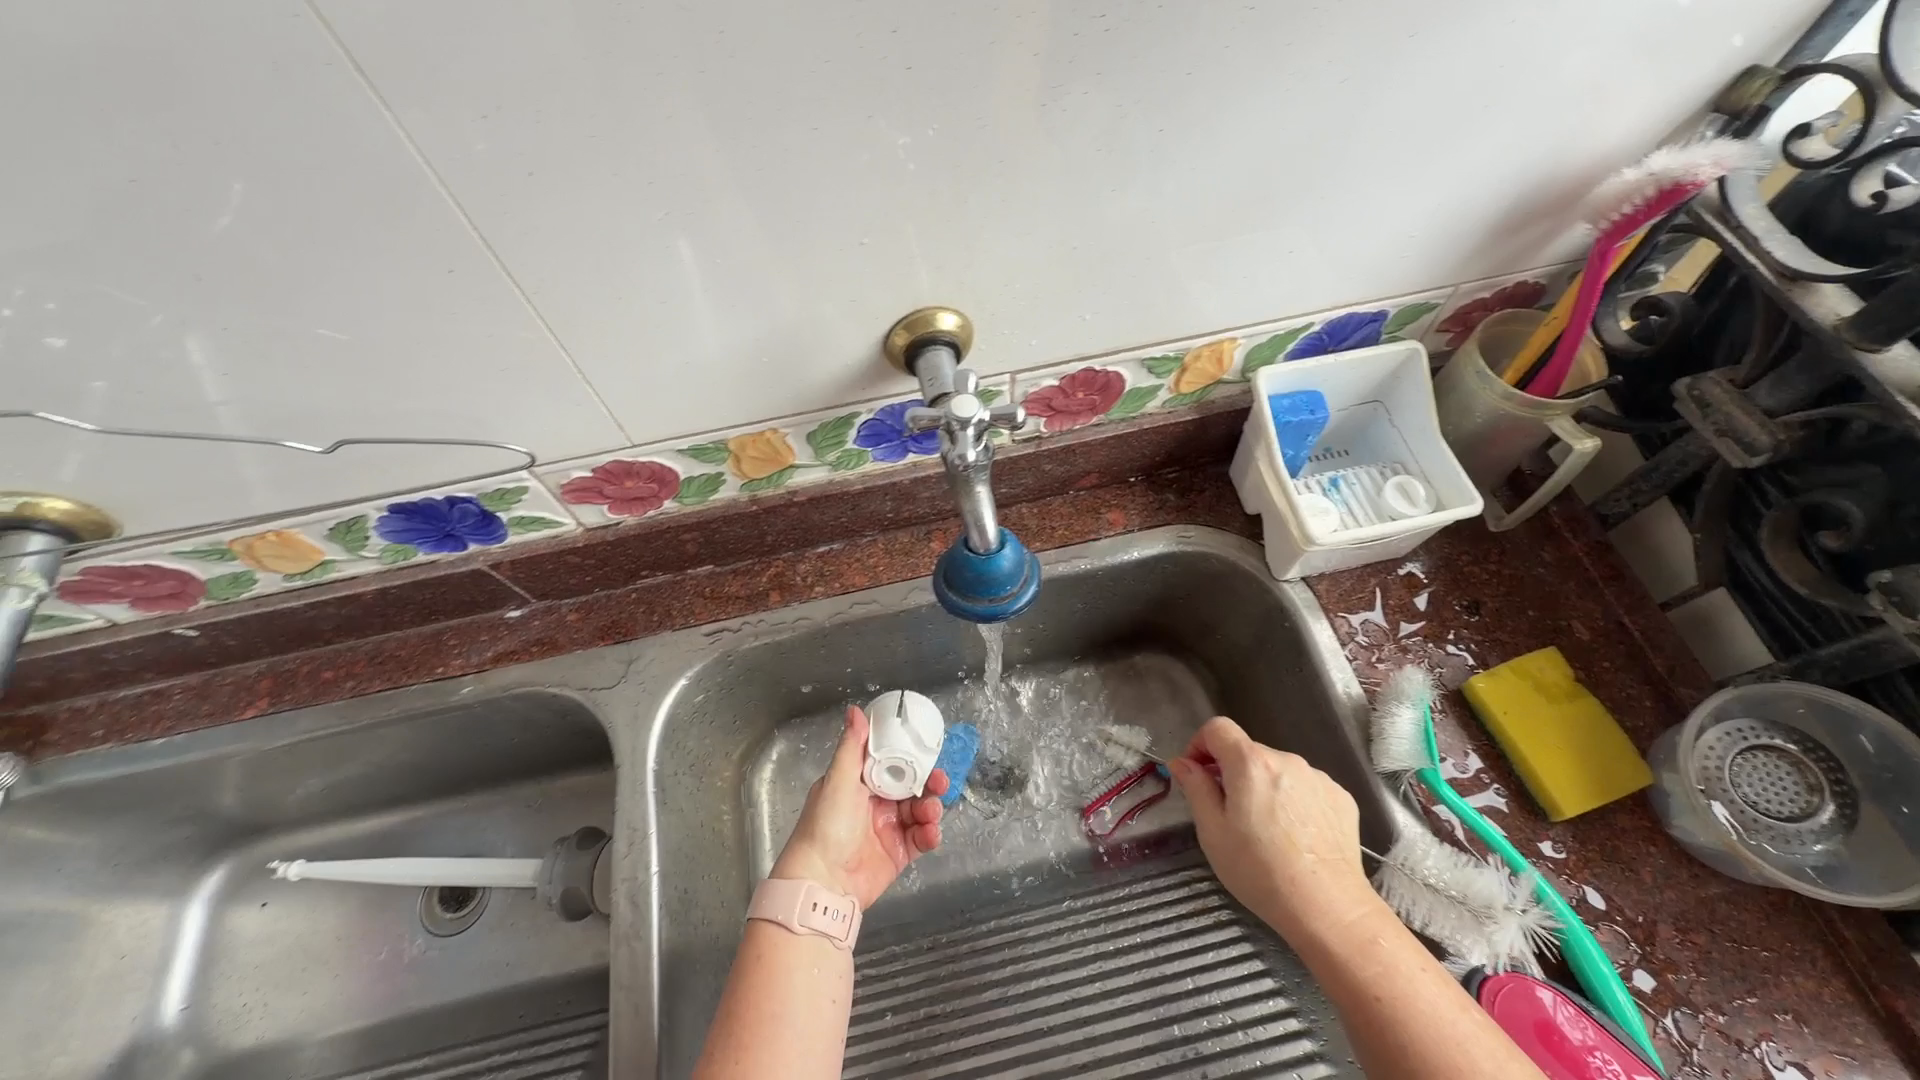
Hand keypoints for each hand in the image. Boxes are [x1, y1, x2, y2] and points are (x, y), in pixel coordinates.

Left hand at [771, 705, 947, 908]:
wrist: (823, 880)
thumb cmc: (826, 825)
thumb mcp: (838, 781)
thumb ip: (852, 747)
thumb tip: (855, 710)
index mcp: (860, 783)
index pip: (892, 764)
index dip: (911, 757)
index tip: (927, 752)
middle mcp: (877, 803)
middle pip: (912, 787)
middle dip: (929, 783)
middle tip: (939, 782)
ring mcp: (889, 829)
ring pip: (921, 811)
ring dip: (931, 808)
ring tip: (930, 814)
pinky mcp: (899, 853)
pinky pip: (922, 838)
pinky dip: (930, 834)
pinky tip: (931, 833)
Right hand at [1166, 716, 1374, 939]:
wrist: (1327, 907)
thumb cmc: (1259, 871)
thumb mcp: (1212, 831)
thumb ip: (1196, 788)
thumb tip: (1182, 763)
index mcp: (1250, 763)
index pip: (1217, 728)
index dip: (1199, 745)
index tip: (1196, 775)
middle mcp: (1287, 760)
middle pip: (1248, 752)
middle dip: (1232, 773)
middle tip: (1228, 814)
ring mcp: (1319, 778)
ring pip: (1278, 771)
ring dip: (1263, 787)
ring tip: (1265, 830)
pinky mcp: (1341, 798)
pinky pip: (1305, 788)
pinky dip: (1292, 801)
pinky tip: (1294, 836)